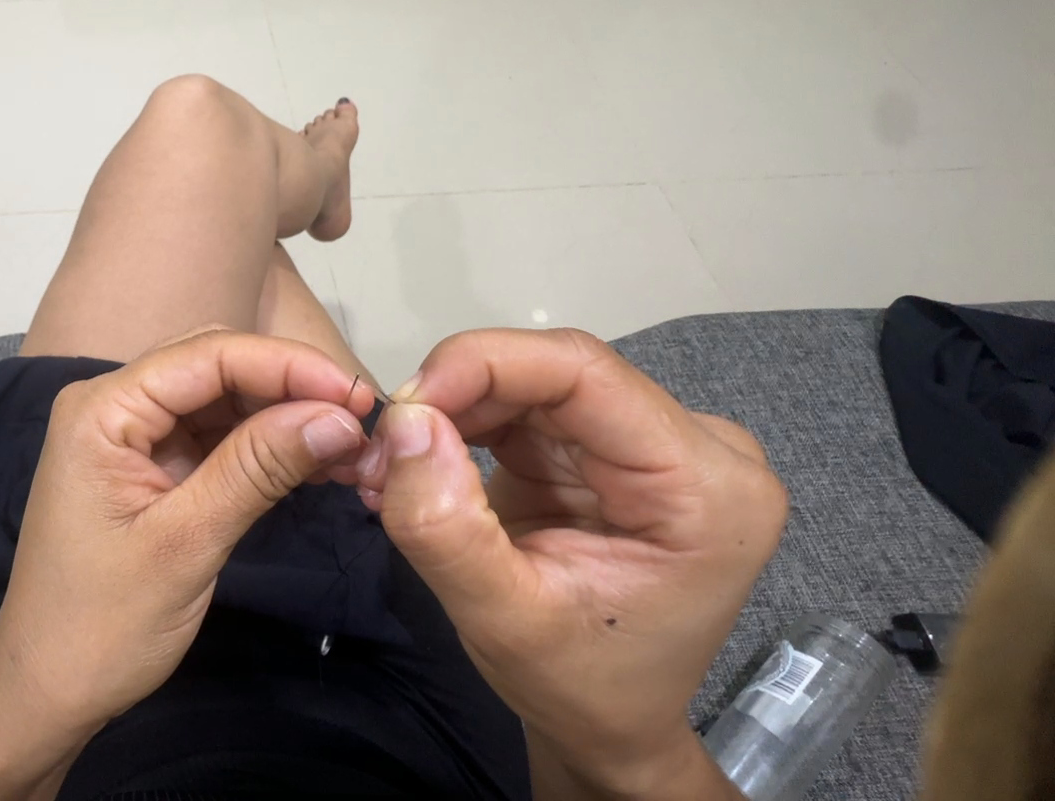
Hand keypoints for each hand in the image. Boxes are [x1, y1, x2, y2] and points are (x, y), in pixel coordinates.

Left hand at [0, 327, 376, 783]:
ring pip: (222, 400)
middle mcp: (114, 404)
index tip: (360, 395)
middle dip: (290, 387)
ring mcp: (132, 435)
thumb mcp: (186, 543)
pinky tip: (315, 463)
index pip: (207, 355)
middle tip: (362, 421)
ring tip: (351, 447)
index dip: (288, 366)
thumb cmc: (103, 624)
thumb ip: (258, 469)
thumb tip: (339, 416)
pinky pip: (216, 437)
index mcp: (102, 408)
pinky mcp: (151, 465)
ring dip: (284, 417)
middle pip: (215, 367)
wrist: (47, 689)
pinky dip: (265, 447)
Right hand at [356, 329, 785, 797]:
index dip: (481, 365)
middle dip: (453, 397)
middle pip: (551, 371)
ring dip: (448, 411)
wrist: (608, 724)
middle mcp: (692, 446)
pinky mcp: (602, 446)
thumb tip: (404, 421)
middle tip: (384, 450)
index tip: (403, 407)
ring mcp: (648, 442)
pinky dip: (459, 423)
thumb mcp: (500, 619)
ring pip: (526, 382)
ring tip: (393, 465)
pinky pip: (518, 404)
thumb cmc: (576, 684)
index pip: (583, 372)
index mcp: (705, 486)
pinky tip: (423, 461)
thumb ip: (446, 525)